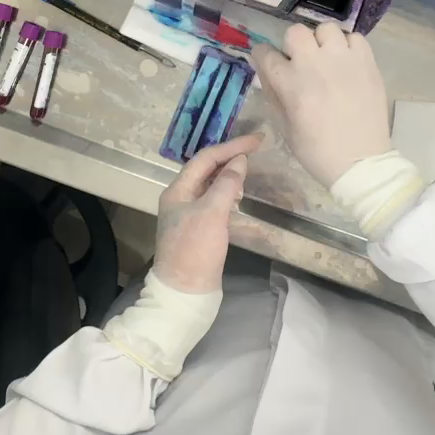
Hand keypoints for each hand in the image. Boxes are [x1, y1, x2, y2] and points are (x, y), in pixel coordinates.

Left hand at [152, 134, 260, 293]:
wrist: (185, 294)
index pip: (205, 158)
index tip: (257, 140)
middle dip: (230, 157)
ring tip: (249, 169)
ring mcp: (188, 215)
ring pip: (210, 185)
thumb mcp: (212, 213)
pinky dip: (228, 193)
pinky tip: (240, 196)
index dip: (231, 146)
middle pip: (206, 169)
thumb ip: (226, 184)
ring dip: (229, 174)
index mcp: (178, 190)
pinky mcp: (198, 230)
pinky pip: (214, 201)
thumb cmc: (195, 250)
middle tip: (256, 149)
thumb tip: (239, 161)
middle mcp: (180, 198)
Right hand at [250, 23, 392, 187]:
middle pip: (295, 32)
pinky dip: (348, 46)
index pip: (265, 53)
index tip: (268, 62)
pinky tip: (347, 64)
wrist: (361, 161)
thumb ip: (272, 93)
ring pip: (326, 29)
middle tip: (301, 62)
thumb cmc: (317, 150)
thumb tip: (264, 69)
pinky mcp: (367, 62)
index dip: (263, 56)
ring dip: (322, 42)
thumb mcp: (284, 126)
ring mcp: (344, 60)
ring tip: (327, 59)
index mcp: (291, 84)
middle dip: (293, 45)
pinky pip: (355, 37)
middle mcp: (315, 65)